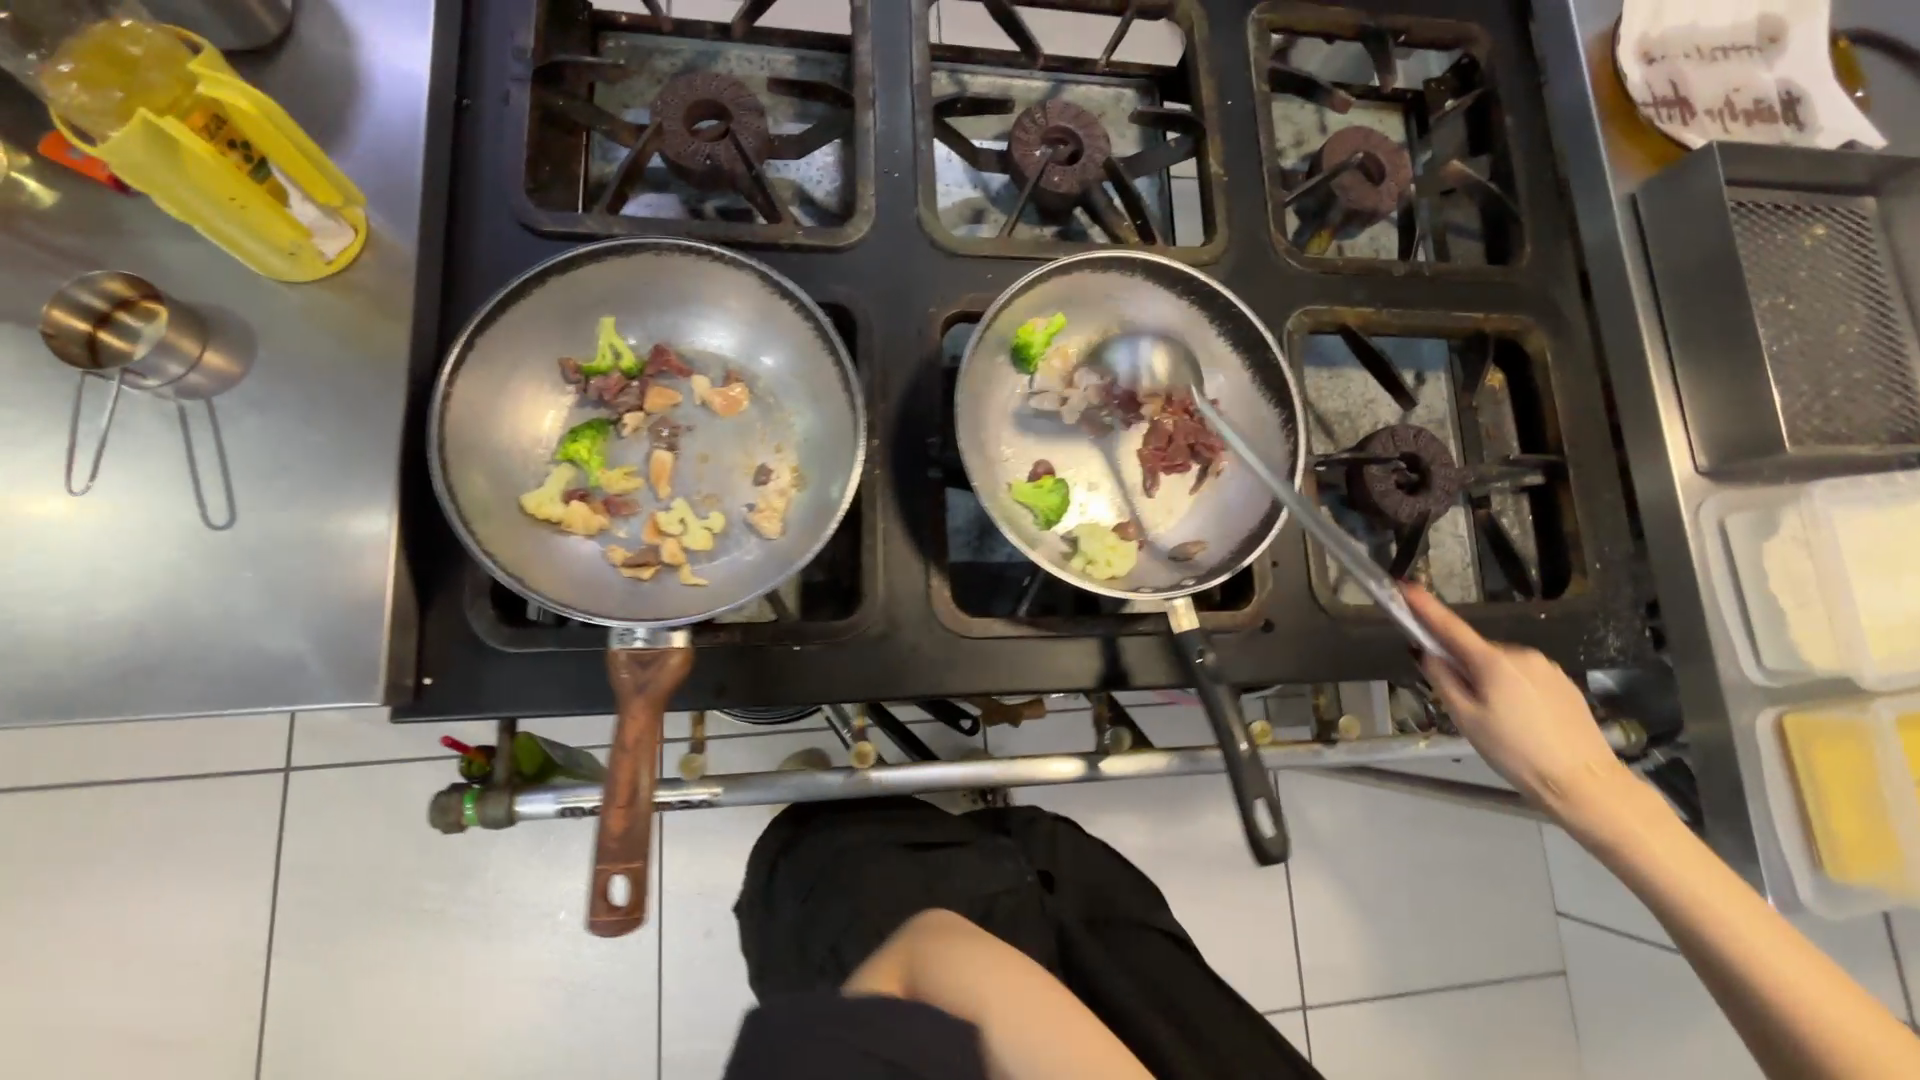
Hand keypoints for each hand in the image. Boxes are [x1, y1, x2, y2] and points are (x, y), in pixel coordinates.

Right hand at [1403, 585, 1629, 822]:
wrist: (1582, 781)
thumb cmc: (1514, 751)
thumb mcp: (1466, 719)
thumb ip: (1443, 680)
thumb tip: (1427, 653)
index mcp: (1493, 661)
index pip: (1451, 628)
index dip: (1425, 608)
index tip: (1407, 587)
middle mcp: (1521, 654)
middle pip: (1476, 652)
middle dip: (1462, 667)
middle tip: (1462, 705)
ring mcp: (1547, 667)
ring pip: (1501, 666)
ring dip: (1489, 682)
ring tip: (1496, 722)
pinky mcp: (1563, 683)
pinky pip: (1524, 678)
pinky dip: (1512, 691)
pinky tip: (1520, 723)